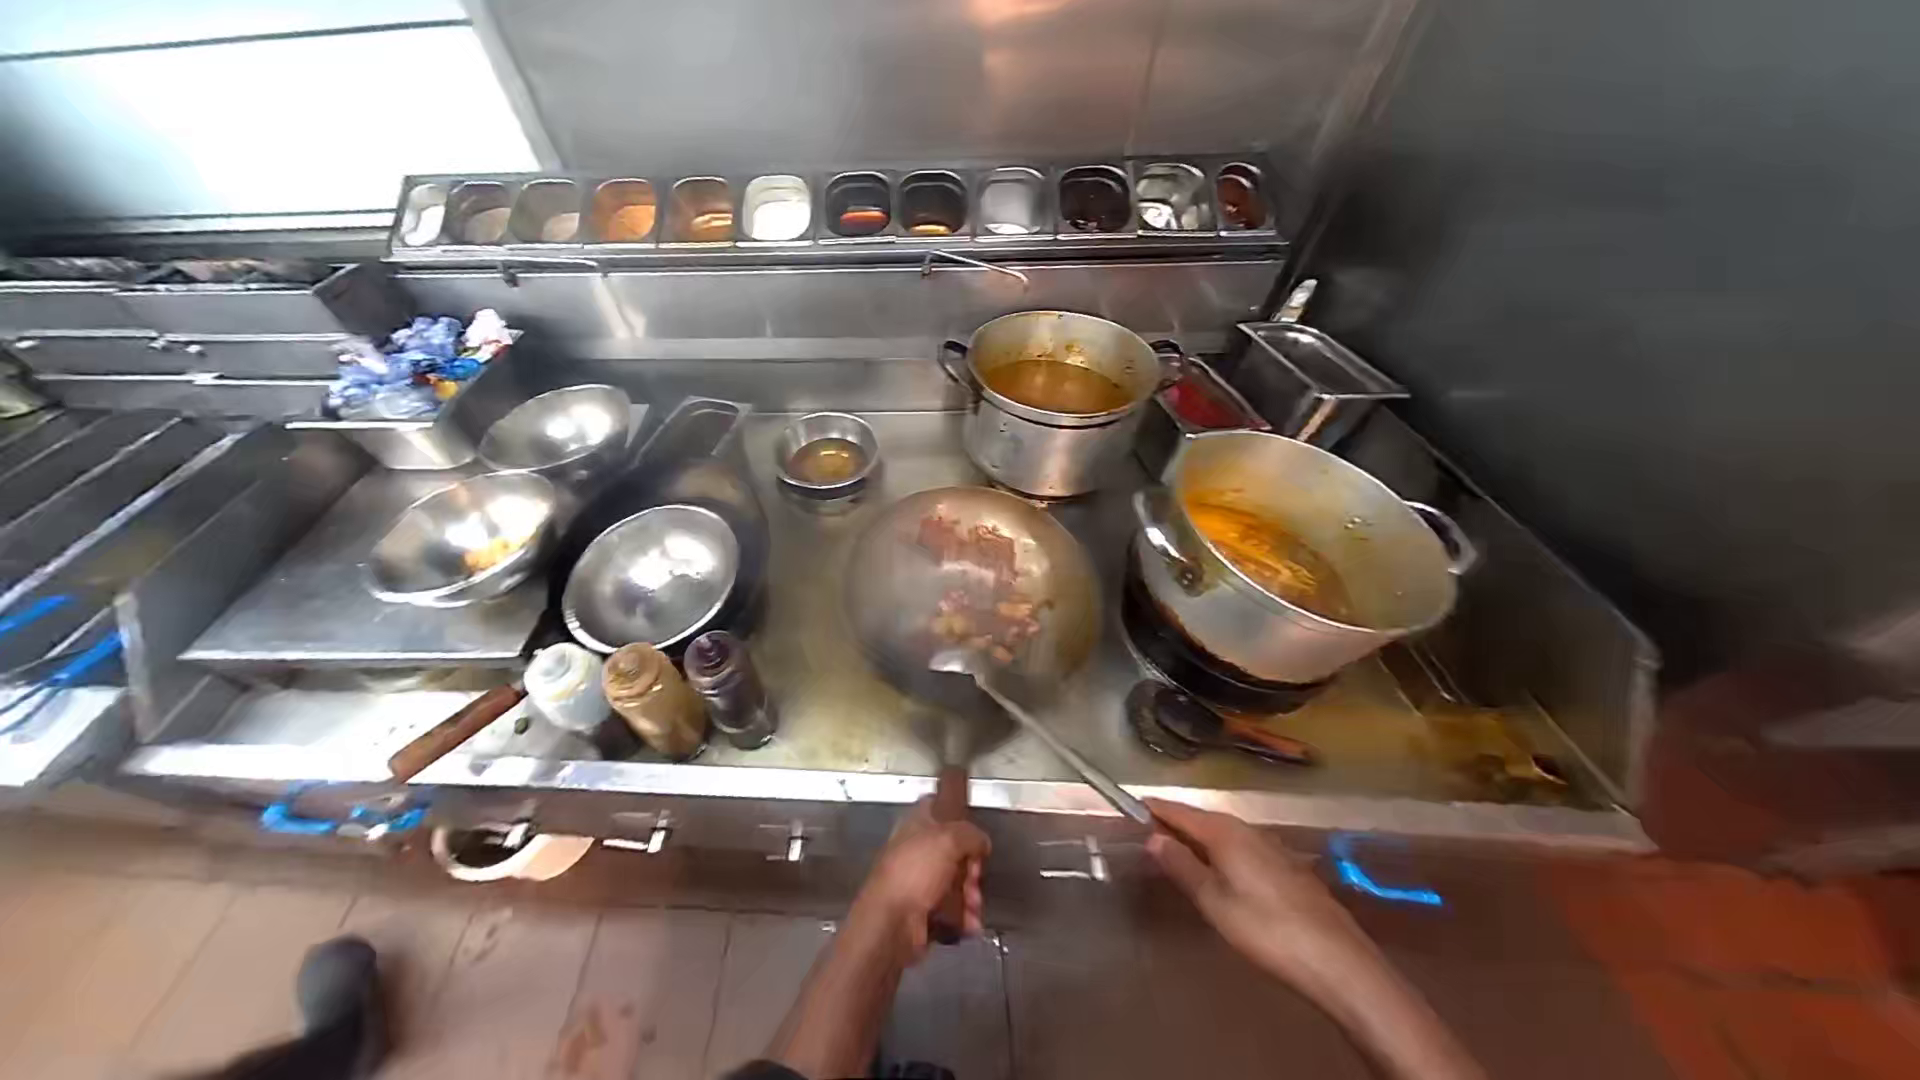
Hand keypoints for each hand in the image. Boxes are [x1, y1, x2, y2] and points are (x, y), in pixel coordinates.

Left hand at [850, 798, 990, 957]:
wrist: (891, 923)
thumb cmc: (916, 871)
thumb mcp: (950, 839)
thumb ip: (971, 834)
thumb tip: (982, 843)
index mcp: (915, 824)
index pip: (938, 807)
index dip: (959, 818)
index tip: (974, 836)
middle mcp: (916, 850)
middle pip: (954, 851)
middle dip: (971, 868)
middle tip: (974, 879)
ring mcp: (918, 881)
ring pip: (955, 882)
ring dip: (970, 896)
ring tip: (973, 907)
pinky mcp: (922, 910)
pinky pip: (951, 909)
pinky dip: (963, 916)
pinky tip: (969, 923)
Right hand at [1145, 798, 1374, 983]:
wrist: (1339, 962)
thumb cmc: (1266, 929)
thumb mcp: (1214, 902)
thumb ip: (1182, 866)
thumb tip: (1152, 837)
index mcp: (1224, 832)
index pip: (1180, 811)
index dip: (1155, 810)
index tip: (1131, 807)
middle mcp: (1247, 830)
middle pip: (1202, 819)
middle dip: (1175, 823)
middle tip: (1148, 831)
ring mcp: (1271, 847)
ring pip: (1223, 833)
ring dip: (1198, 837)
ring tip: (1177, 850)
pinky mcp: (1286, 867)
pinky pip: (1241, 847)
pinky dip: (1220, 850)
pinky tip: (1220, 870)